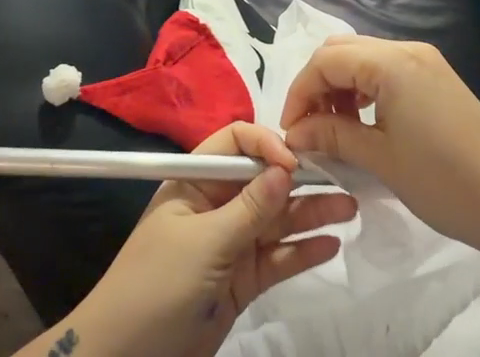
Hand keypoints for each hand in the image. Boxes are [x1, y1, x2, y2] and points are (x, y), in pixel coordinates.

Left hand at [73, 123, 356, 356]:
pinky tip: (332, 243)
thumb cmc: (158, 285)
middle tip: (344, 178)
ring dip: (311, 213)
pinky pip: (277, 258)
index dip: (265, 146)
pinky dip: (303, 251)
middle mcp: (214, 205)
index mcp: (193, 181)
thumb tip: (285, 169)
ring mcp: (229, 243)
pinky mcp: (242, 280)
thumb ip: (249, 208)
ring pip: (275, 220)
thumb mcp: (204, 242)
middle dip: (300, 179)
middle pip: (262, 182)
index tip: (296, 163)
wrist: (129, 355)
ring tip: (350, 208)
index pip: (234, 144)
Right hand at [279, 36, 479, 248]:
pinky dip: (364, 90)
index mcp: (392, 62)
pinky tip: (363, 123)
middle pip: (343, 51)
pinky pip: (387, 72)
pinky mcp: (438, 80)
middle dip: (317, 85)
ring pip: (364, 59)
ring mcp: (426, 63)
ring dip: (340, 88)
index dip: (299, 93)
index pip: (326, 61)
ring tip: (335, 130)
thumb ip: (330, 135)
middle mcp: (408, 51)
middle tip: (308, 127)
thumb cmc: (443, 181)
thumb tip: (294, 134)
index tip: (290, 132)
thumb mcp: (379, 159)